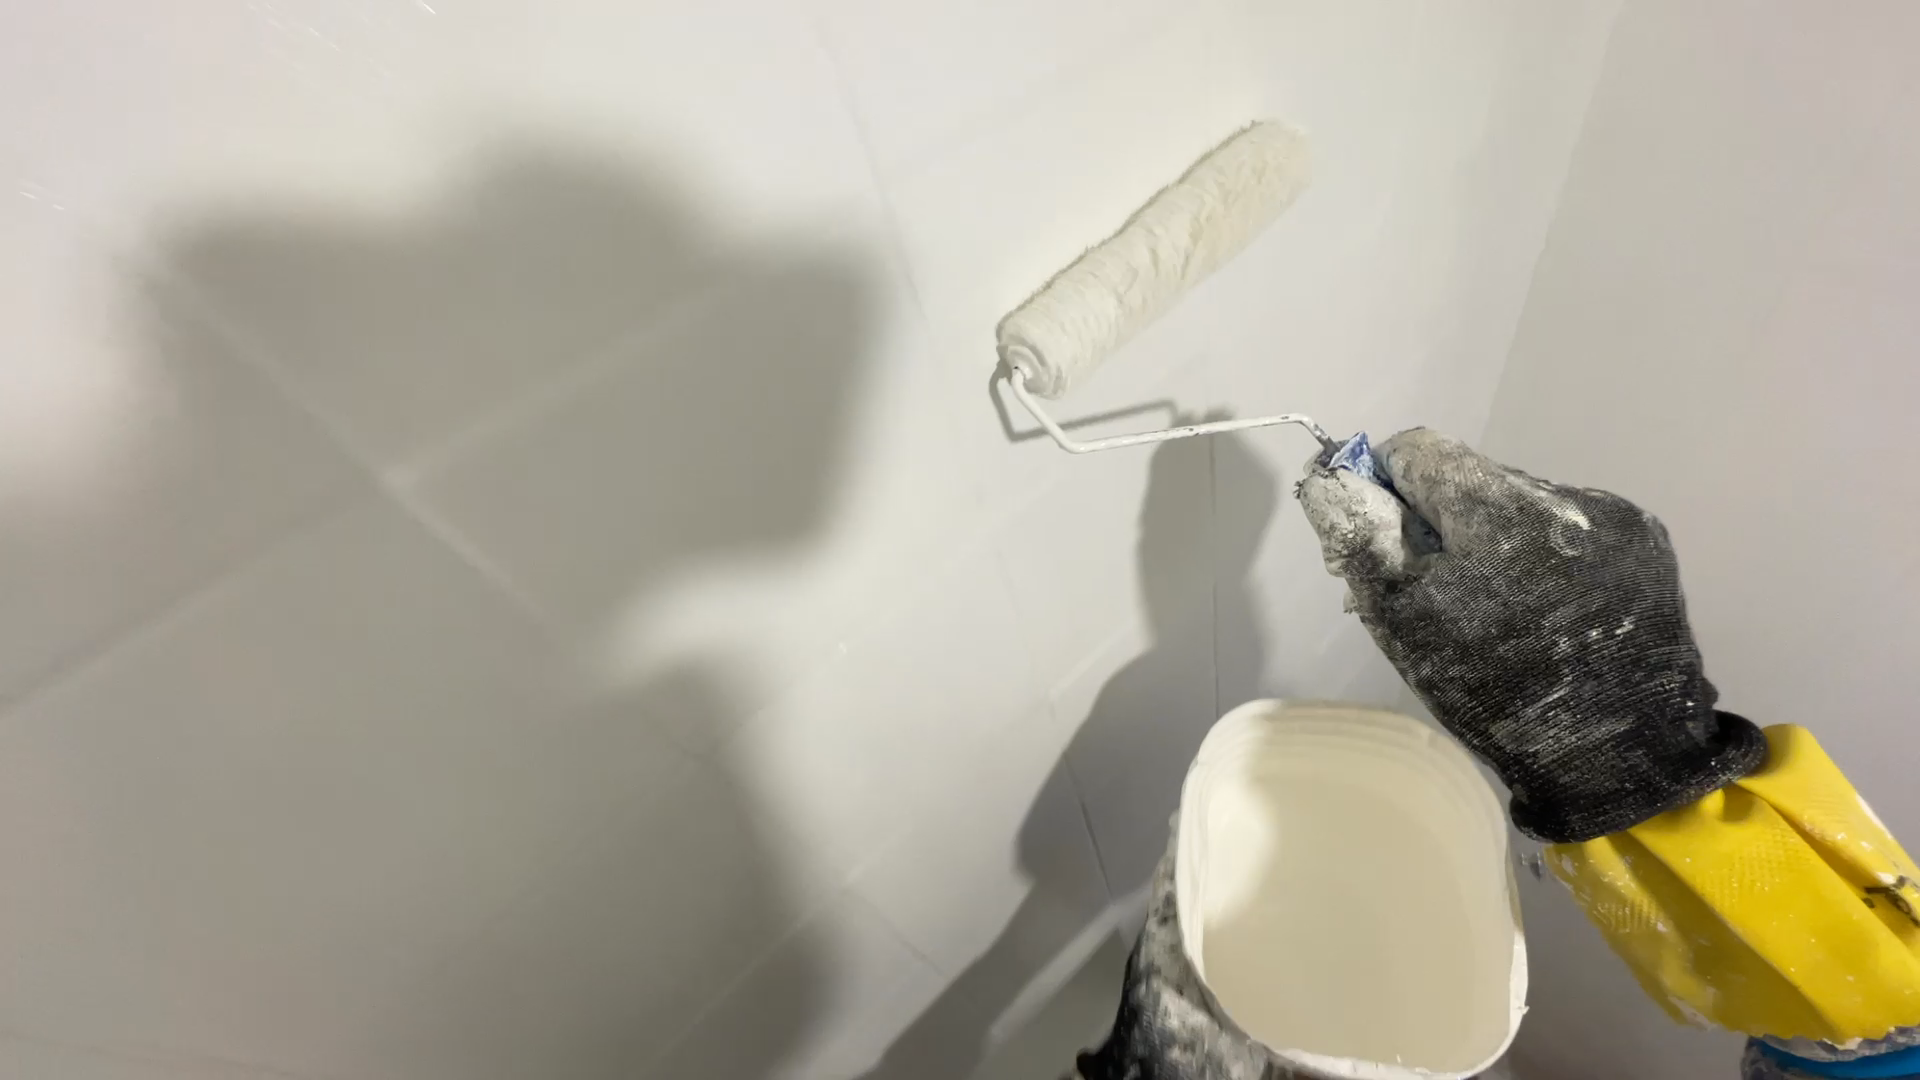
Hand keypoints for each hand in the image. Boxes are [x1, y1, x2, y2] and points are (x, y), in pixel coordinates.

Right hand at [1295, 429, 1764, 841]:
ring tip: (1479, 600)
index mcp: (1500, 511)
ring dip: (1476, 535)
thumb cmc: (1487, 685)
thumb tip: (1330, 473)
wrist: (1618, 756)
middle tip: (1417, 580)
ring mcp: (1615, 519)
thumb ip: (1358, 530)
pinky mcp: (1645, 546)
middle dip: (1428, 516)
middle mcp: (1565, 497)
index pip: (1417, 449)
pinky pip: (1554, 526)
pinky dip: (1523, 552)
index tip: (1378, 532)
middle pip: (1464, 474)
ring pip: (1507, 500)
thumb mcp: (1398, 611)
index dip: (1382, 482)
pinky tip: (1528, 601)